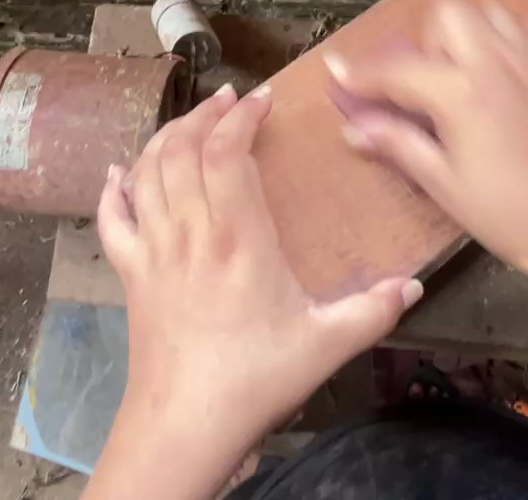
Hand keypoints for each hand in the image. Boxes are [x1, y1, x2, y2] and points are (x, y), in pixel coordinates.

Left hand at [97, 83, 423, 461]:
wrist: (182, 428)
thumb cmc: (253, 381)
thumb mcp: (325, 345)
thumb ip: (373, 311)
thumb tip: (416, 286)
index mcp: (237, 237)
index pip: (227, 153)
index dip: (242, 117)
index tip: (262, 99)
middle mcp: (188, 231)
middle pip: (183, 149)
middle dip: (205, 113)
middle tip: (229, 99)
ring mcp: (152, 249)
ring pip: (148, 171)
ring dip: (167, 136)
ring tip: (191, 121)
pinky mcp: (130, 273)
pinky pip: (112, 218)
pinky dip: (114, 188)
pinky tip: (119, 171)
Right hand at [326, 0, 527, 289]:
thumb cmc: (509, 215)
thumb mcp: (444, 184)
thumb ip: (398, 144)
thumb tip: (352, 128)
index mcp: (461, 91)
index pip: (398, 70)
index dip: (362, 74)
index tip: (338, 74)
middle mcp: (496, 62)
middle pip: (448, 13)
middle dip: (426, 43)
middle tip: (423, 89)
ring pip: (491, 12)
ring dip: (468, 34)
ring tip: (461, 78)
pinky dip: (522, 39)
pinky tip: (511, 69)